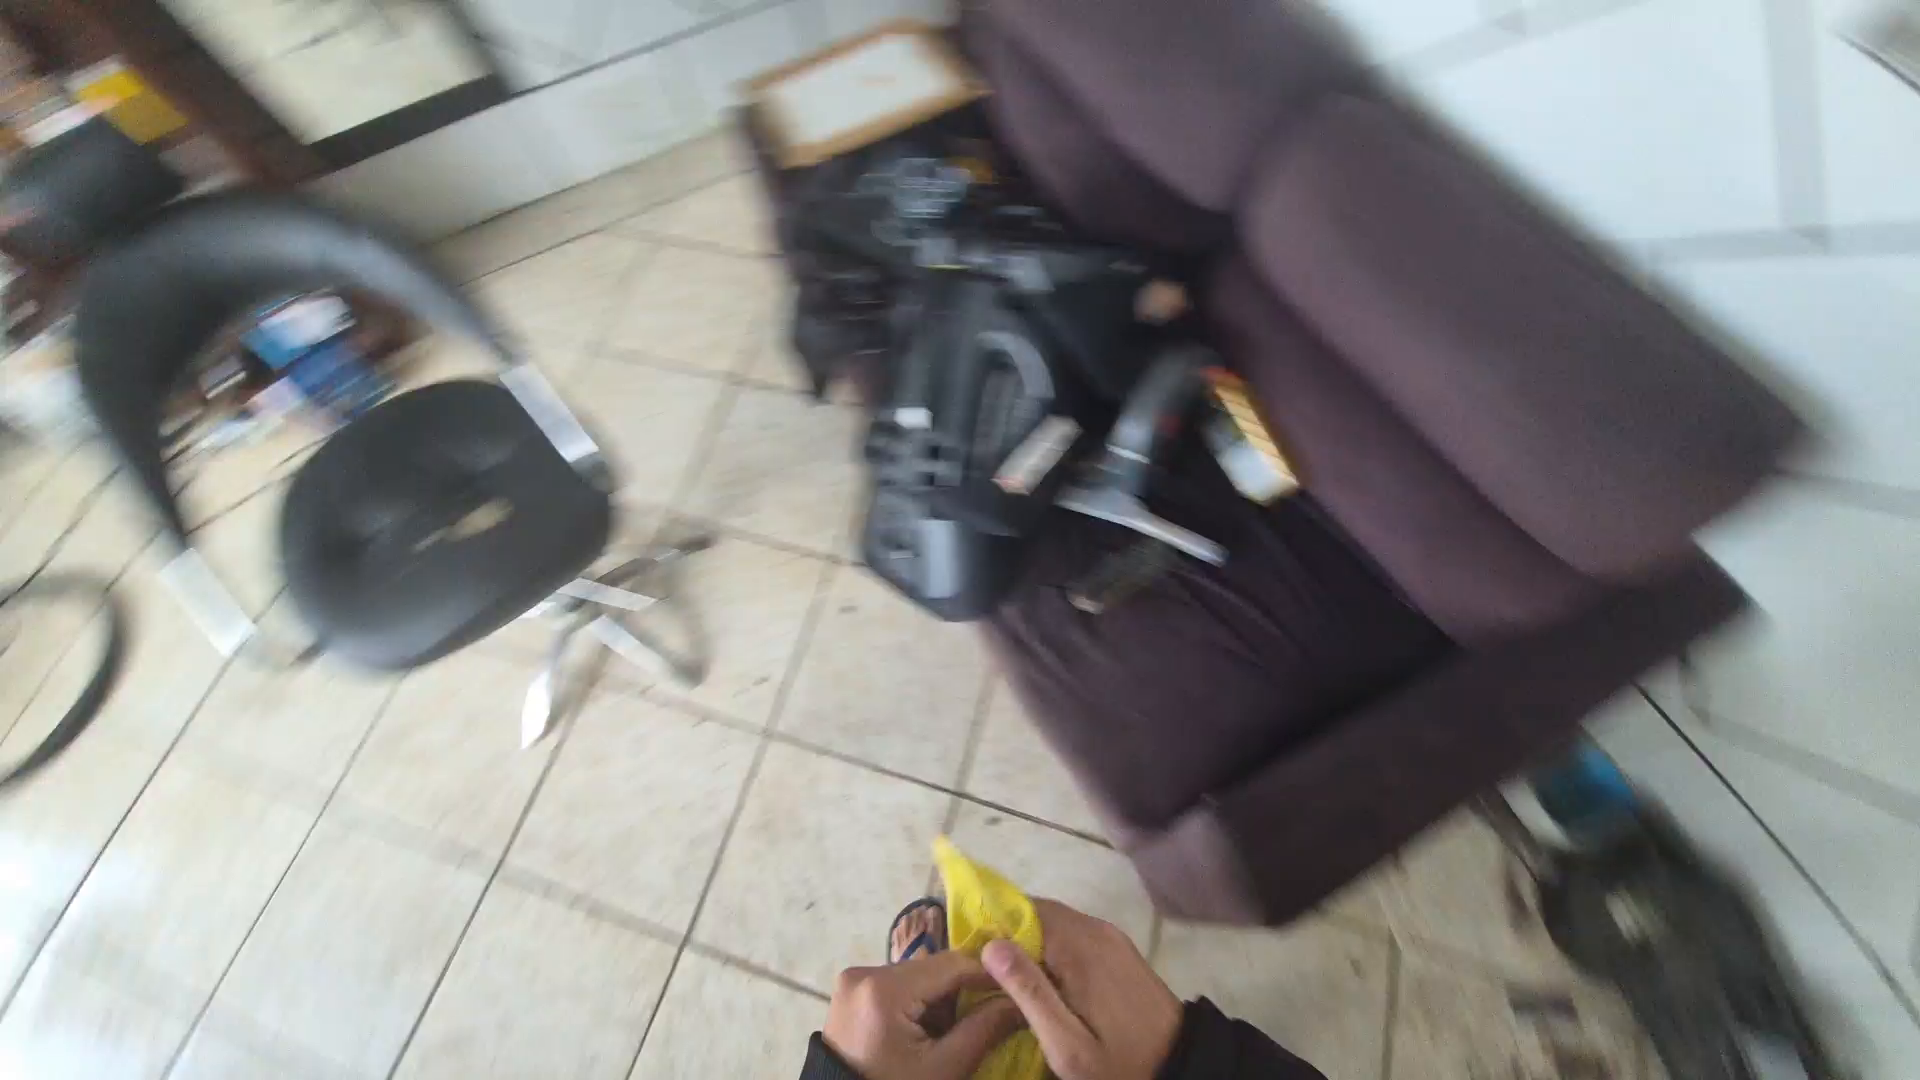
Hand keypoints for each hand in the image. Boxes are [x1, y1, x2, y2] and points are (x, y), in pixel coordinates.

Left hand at [823, 950, 1025, 1079]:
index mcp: (884, 988)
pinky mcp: (850, 991)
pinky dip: (917, 1002)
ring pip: (916, 976)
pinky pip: (896, 986)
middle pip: (931, 969)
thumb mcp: (943, 1070)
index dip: (986, 974)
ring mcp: (853, 980)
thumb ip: (983, 1030)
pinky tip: (926, 1031)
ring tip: (954, 1029)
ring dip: (940, 997)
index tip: (1015, 985)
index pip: (950, 964)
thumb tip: (1020, 1002)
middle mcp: (864, 971)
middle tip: (988, 1013)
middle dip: (960, 991)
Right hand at [982, 898, 1182, 1079]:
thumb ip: (1030, 993)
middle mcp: (1094, 928)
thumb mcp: (1068, 1046)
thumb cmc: (1121, 1063)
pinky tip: (1044, 978)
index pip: (1023, 911)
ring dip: (1030, 940)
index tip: (971, 952)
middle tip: (987, 968)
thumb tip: (991, 946)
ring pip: (1056, 921)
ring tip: (1011, 977)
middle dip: (1010, 933)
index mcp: (1079, 945)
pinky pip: (1074, 933)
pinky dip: (1052, 945)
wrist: (1184, 1068)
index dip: (994, 927)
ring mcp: (1109, 935)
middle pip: (1039, 912)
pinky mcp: (1118, 947)